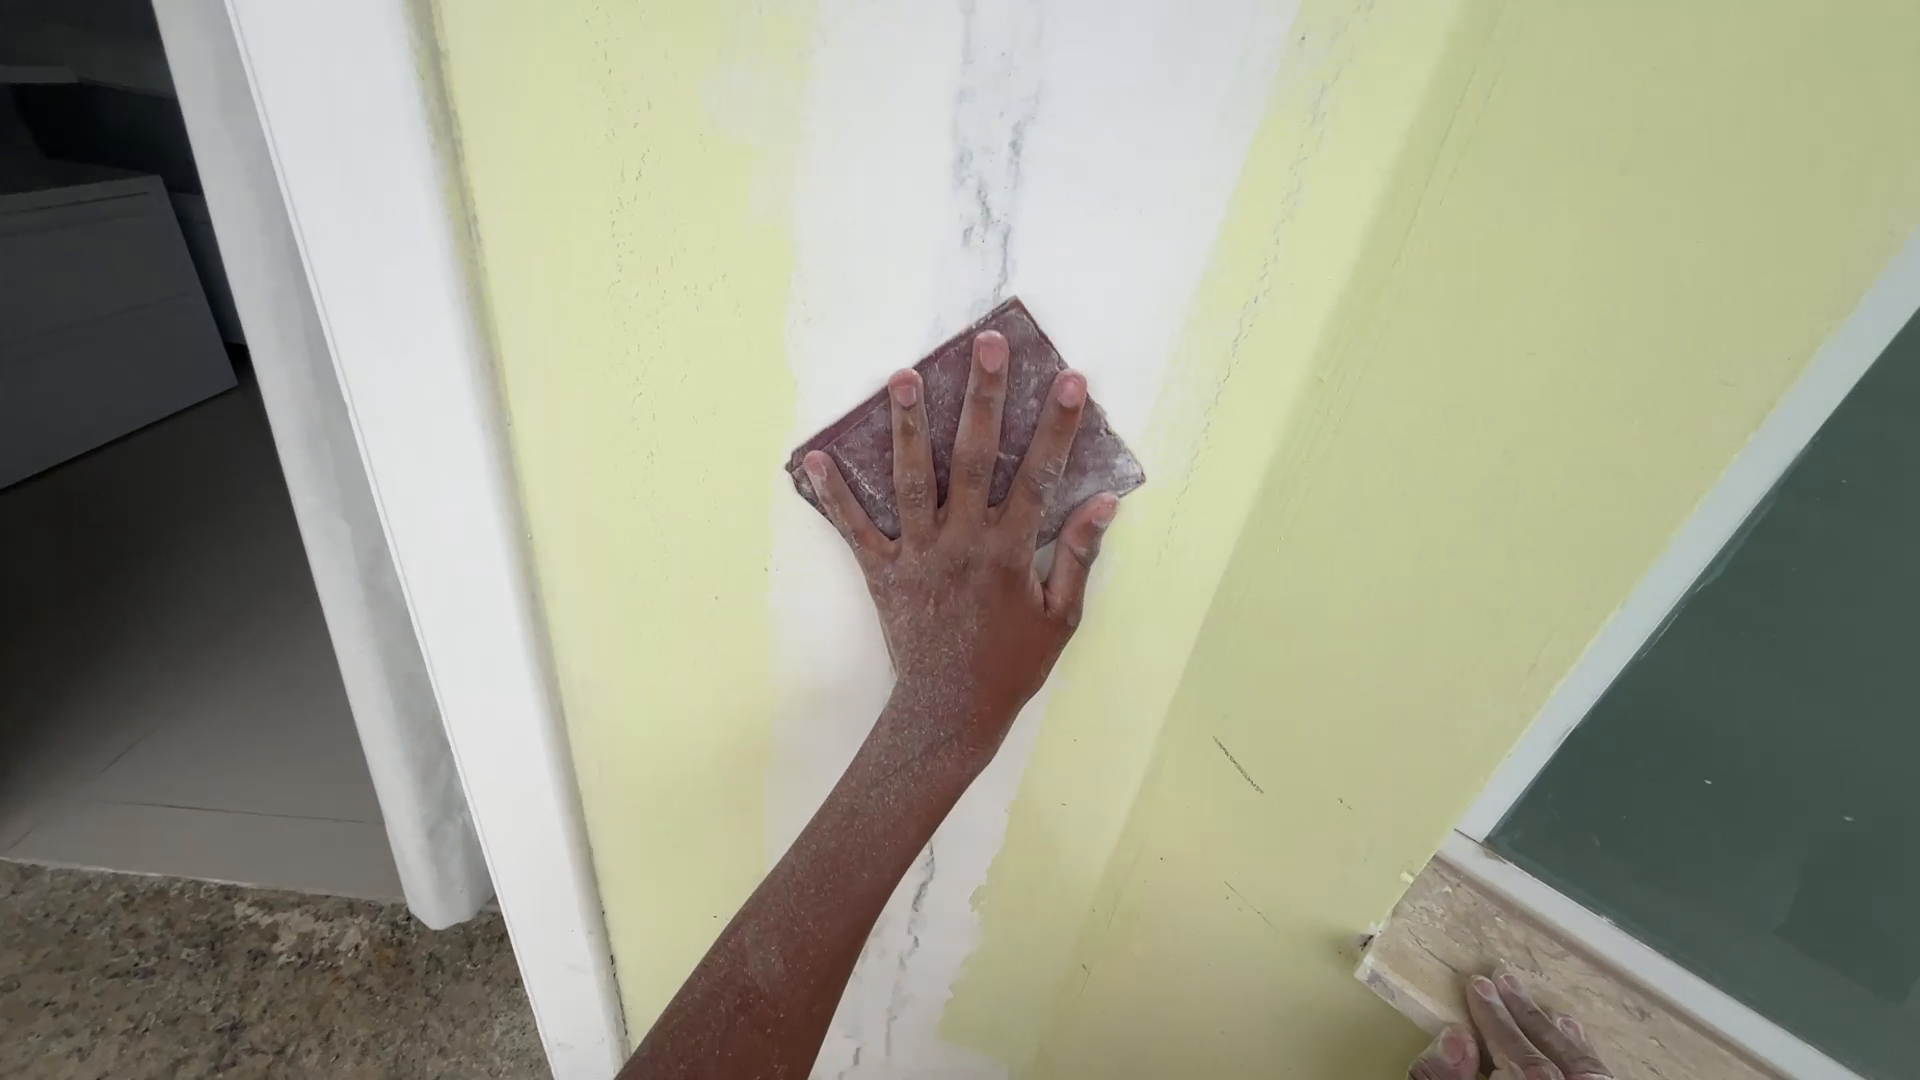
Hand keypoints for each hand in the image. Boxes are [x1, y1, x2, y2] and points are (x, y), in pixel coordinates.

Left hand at [802, 329, 1118, 762]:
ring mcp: (918, 553)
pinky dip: (833, 496)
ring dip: (908, 427)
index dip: (1058, 427)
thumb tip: (1102, 504)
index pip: (1039, 476)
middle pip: (974, 459)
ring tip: (902, 375)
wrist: (950, 712)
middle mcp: (962, 541)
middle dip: (983, 398)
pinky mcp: (883, 572)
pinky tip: (812, 459)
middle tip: (985, 345)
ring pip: (912, 480)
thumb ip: (1078, 558)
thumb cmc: (1011, 666)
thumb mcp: (1061, 618)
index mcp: (1009, 551)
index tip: (1071, 379)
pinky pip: (855, 530)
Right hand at [1409, 972, 1611, 1079]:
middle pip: (1554, 1064)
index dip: (1497, 1020)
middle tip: (1502, 980)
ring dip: (1557, 1035)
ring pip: (1588, 1074)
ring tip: (1535, 1003)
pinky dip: (1585, 1057)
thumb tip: (1456, 1034)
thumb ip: (1440, 1076)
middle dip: (1525, 1018)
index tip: (1476, 985)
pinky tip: (1569, 1034)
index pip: (1521, 1061)